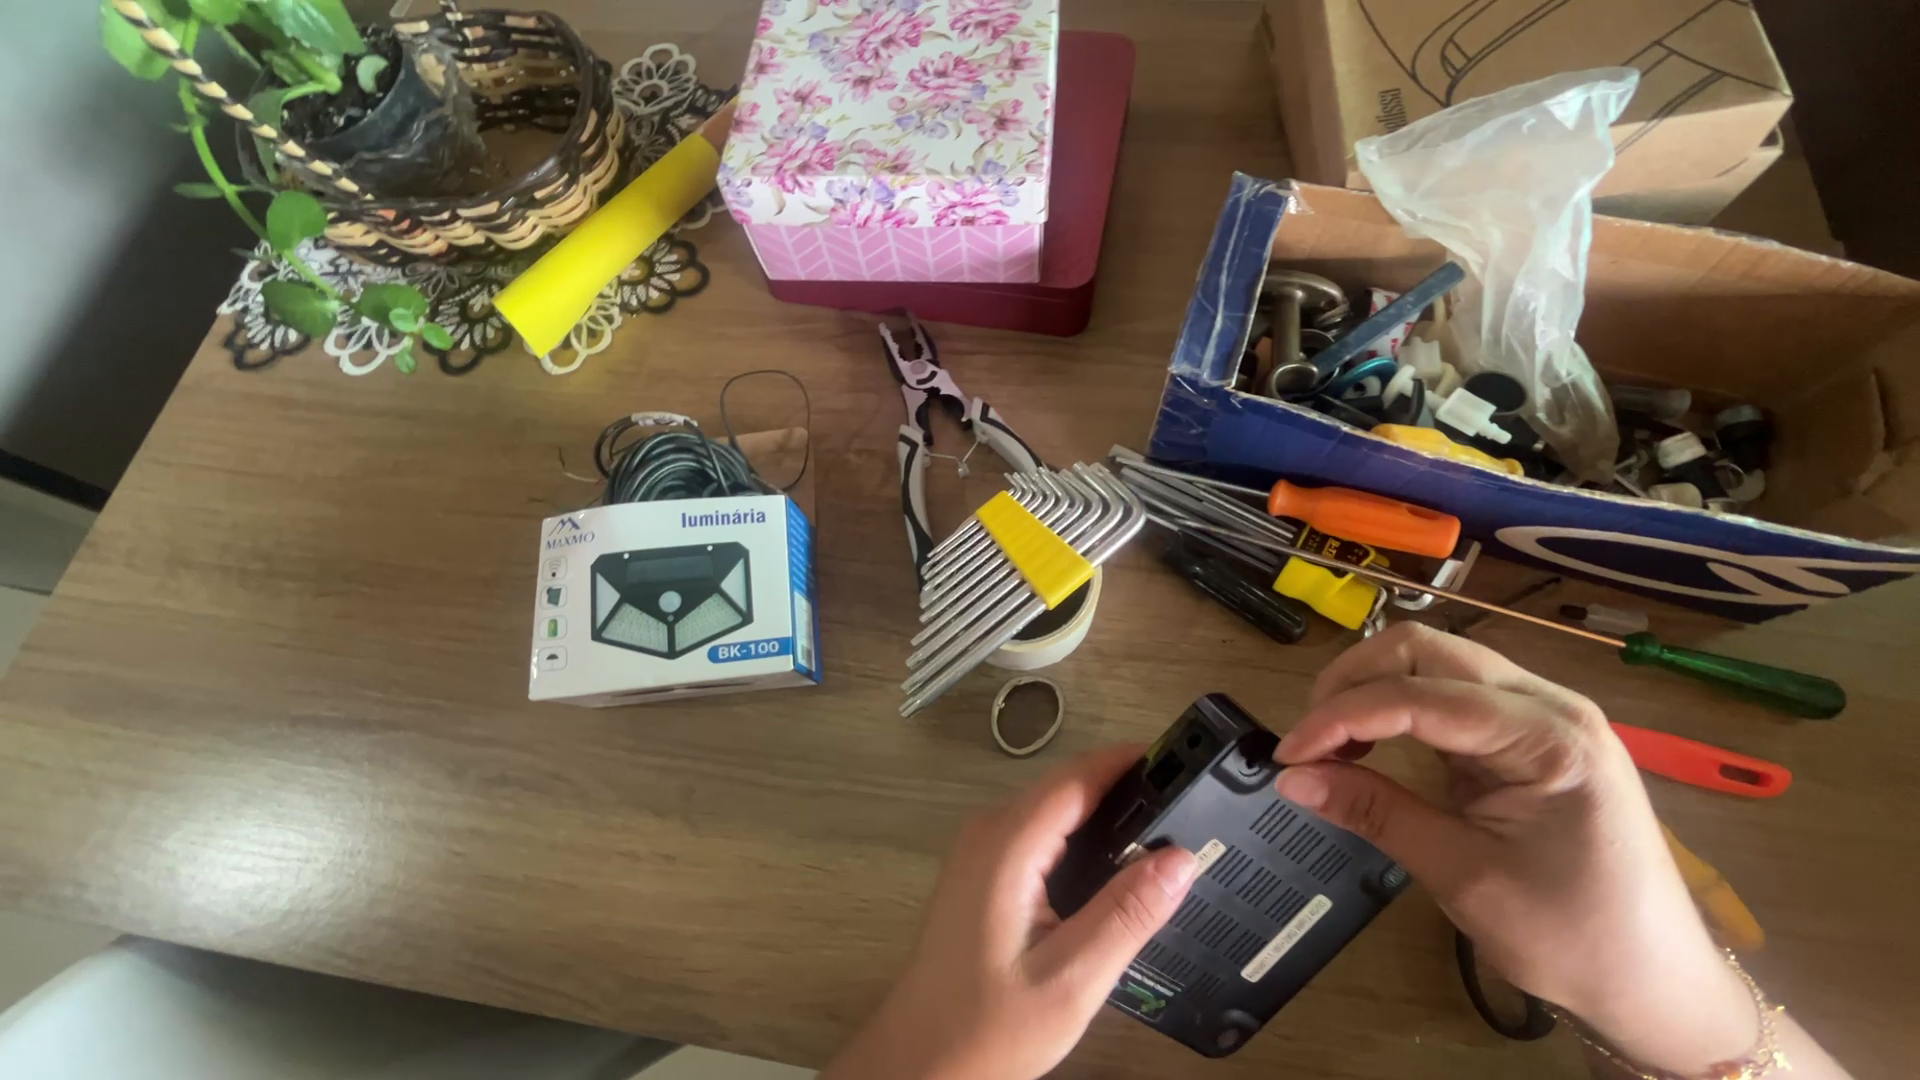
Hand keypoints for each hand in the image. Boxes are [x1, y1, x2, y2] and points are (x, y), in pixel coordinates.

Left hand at [821, 745, 1198, 1079]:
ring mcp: (978, 847)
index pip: (1075, 778)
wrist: (921, 1057)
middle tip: (1179, 806)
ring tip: (1155, 831)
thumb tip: (1179, 860)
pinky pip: (1036, 827)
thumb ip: (1127, 914)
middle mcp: (987, 831)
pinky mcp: (980, 866)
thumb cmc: (987, 1025)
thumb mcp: (1071, 979)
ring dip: (1098, 809)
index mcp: (1006, 846)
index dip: (1125, 762)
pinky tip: (1106, 860)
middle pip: (1062, 785)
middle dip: (1119, 785)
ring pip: (1049, 805)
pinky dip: (1075, 831)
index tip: (1177, 761)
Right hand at [1271, 623, 1757, 1074]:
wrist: (1658, 983)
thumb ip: (1374, 812)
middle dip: (1351, 682)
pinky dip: (1392, 702)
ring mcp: (1540, 709)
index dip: (1341, 717)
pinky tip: (1369, 741)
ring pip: (1429, 656)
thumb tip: (1290, 778)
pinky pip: (1443, 686)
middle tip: (1310, 739)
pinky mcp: (1524, 725)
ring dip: (1368, 686)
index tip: (1289, 754)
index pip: (1418, 696)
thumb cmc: (1571, 937)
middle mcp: (1548, 703)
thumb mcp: (1461, 875)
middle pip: (1422, 649)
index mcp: (1549, 739)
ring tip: (1332, 741)